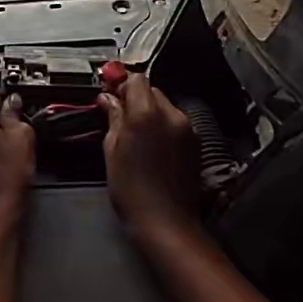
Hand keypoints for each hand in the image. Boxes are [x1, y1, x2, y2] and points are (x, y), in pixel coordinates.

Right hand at [98, 74, 200, 231]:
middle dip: (136, 99)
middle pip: (152, 90)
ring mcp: (186, 129)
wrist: (165, 222)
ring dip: (150, 113)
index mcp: (146, 114)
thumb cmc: (132, 192)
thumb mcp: (112, 150)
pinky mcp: (195, 142)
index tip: (111, 93)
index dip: (122, 84)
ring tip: (137, 136)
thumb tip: (108, 99)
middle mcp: (171, 116)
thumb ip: (113, 118)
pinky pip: (176, 122)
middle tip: (120, 116)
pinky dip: (163, 126)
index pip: (136, 79)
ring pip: (165, 106)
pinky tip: (153, 147)